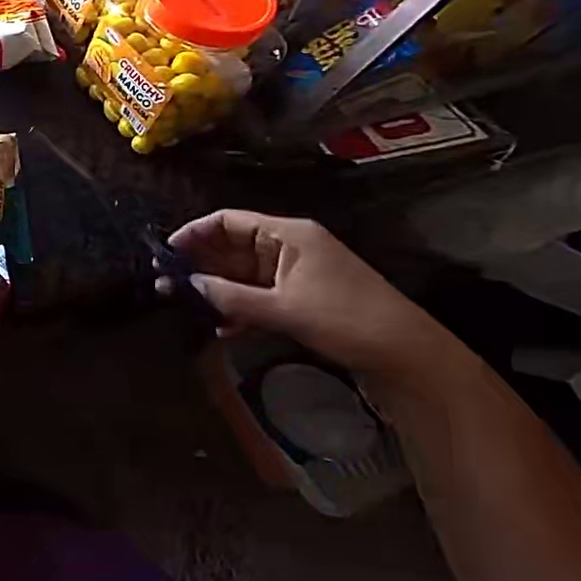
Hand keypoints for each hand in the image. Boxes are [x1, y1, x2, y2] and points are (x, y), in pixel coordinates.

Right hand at [166, 210, 454, 380]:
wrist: (412, 359)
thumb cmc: (347, 320)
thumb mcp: (284, 309)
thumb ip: (230, 296)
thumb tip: (187, 284)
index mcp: (288, 235)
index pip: (228, 221)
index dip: (194, 232)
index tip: (167, 252)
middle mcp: (288, 247)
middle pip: (231, 247)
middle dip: (199, 264)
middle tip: (167, 281)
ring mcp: (295, 273)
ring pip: (240, 274)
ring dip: (215, 288)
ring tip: (184, 302)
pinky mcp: (300, 298)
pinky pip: (257, 295)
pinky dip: (237, 307)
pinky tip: (221, 326)